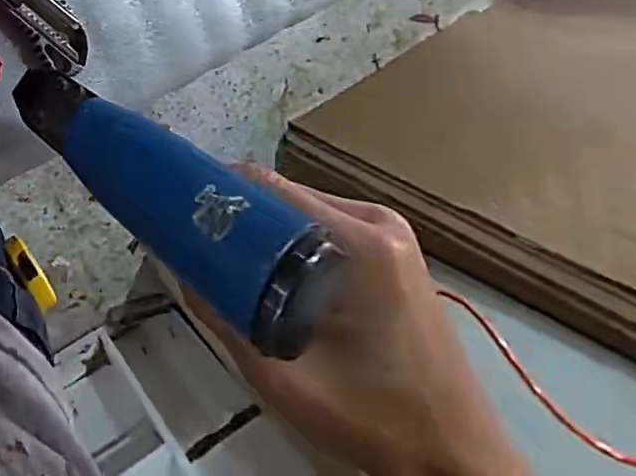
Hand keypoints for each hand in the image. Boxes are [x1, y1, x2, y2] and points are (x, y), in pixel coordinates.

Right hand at [188, 166, 526, 475]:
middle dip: (240, 216)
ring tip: (233, 264)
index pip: (270, 187)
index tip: (183, 208)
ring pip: (303, 209)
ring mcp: (390, 232)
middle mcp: (378, 220)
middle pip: (285, 195)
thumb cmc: (375, 419)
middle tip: (202, 243)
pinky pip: (326, 227)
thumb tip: (178, 267)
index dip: (220, 190)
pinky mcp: (394, 249)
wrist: (457, 456)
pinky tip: (276, 276)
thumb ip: (223, 319)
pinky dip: (293, 242)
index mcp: (360, 241)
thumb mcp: (284, 379)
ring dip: (266, 231)